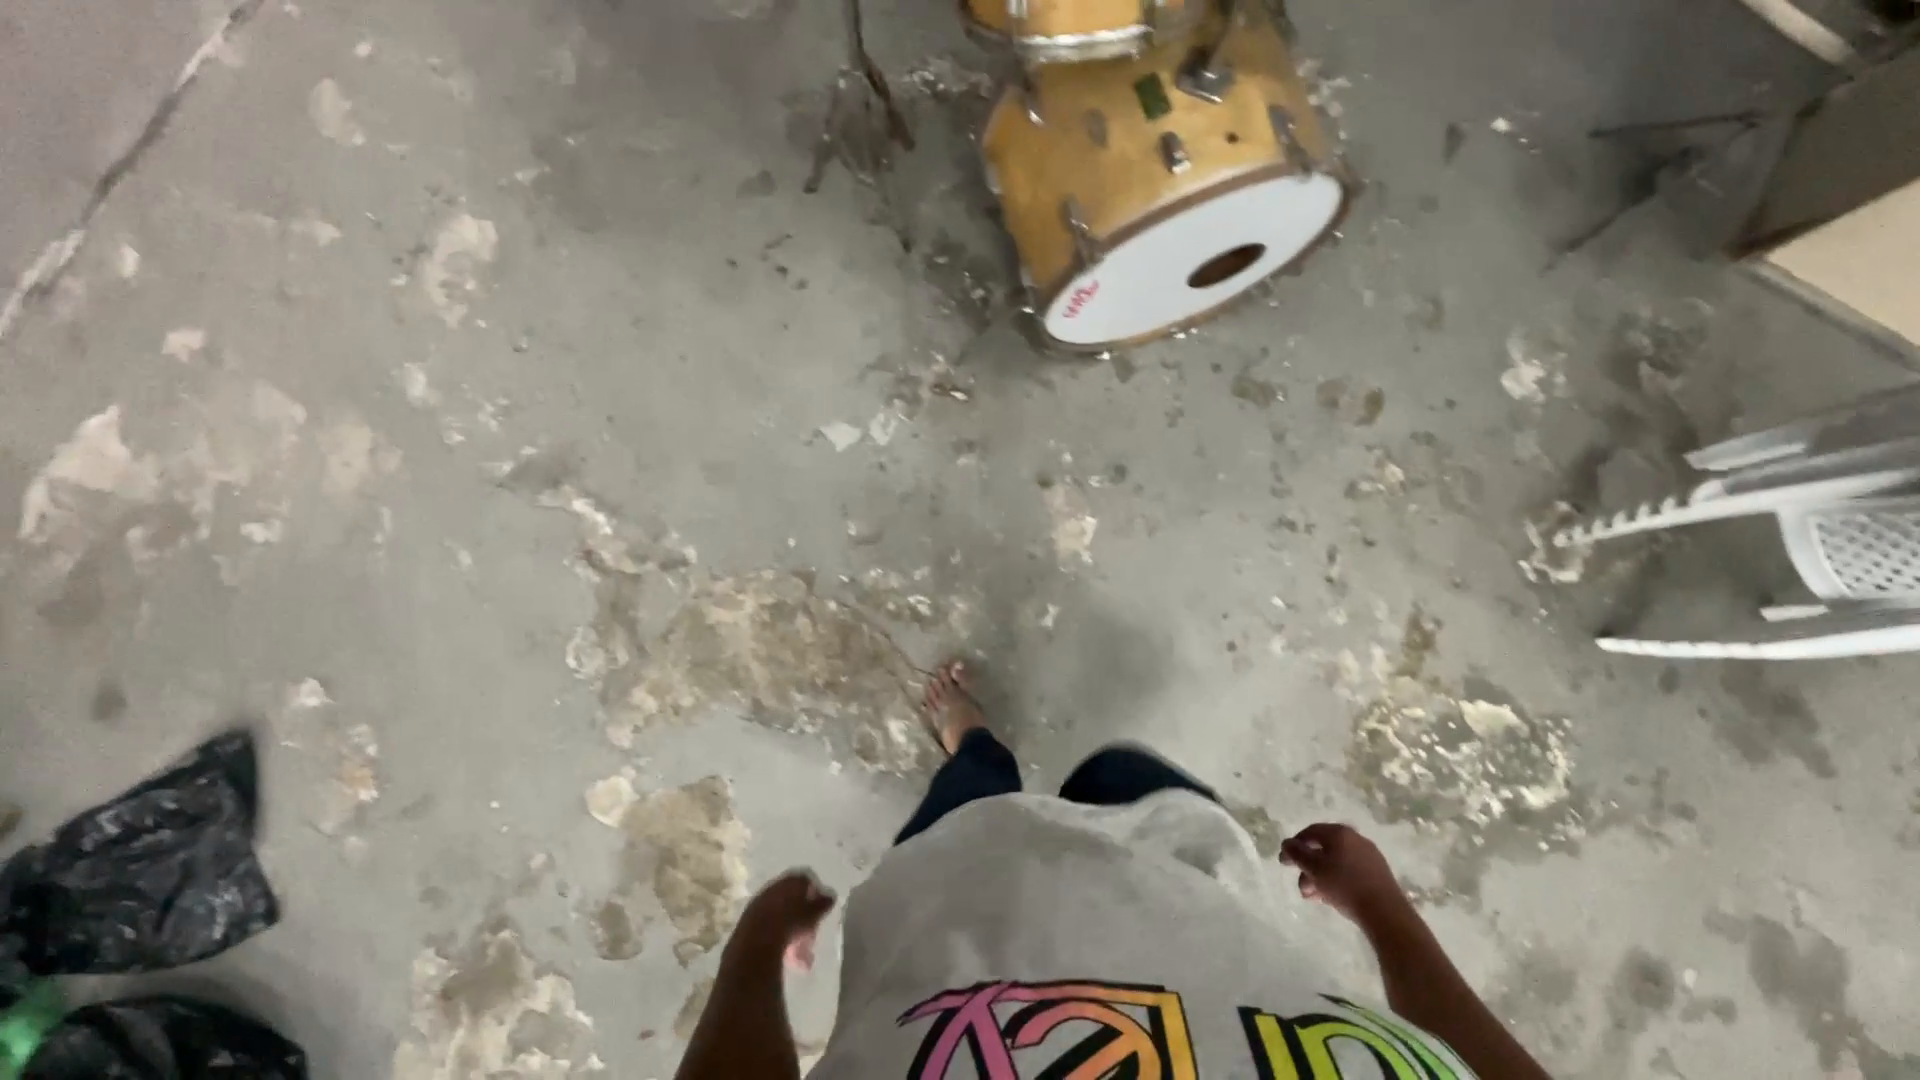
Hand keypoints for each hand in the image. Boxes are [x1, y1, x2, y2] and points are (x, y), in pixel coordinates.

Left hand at [732, 870, 836, 971]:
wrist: (756, 942)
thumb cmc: (791, 924)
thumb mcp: (813, 914)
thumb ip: (822, 903)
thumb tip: (830, 895)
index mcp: (789, 881)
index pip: (806, 880)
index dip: (815, 895)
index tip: (822, 912)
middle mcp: (773, 889)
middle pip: (793, 901)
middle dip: (805, 922)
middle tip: (812, 940)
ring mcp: (758, 906)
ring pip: (781, 919)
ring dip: (793, 937)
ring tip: (801, 960)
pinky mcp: (747, 925)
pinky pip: (769, 931)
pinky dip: (779, 943)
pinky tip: (786, 959)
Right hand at [1279, 823, 1410, 927]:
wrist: (1385, 912)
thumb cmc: (1344, 885)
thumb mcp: (1314, 868)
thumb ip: (1297, 854)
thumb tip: (1287, 843)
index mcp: (1339, 833)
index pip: (1310, 832)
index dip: (1294, 846)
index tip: (1284, 863)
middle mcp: (1355, 839)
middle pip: (1323, 850)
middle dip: (1308, 868)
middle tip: (1302, 887)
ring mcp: (1369, 856)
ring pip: (1336, 863)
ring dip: (1321, 878)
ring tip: (1315, 897)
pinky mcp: (1378, 873)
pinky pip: (1350, 872)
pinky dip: (1337, 881)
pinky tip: (1332, 897)